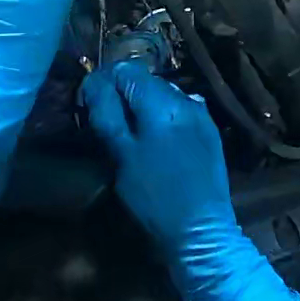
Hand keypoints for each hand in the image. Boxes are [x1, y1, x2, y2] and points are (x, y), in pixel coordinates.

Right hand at [81, 61, 299, 300]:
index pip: (126, 69)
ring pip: (162, 95)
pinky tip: (155, 140)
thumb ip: (107, 114)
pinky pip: (178, 110)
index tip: (90, 105)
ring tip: (130, 133)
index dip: (102, 81)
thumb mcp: (120, 155)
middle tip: (105, 121)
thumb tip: (94, 83)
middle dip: (122, 93)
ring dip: (142, 105)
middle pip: (145, 80)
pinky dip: (161, 117)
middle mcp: (185, 100)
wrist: (202, 230)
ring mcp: (201, 116)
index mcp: (161, 104)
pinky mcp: (209, 132)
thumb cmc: (154, 196)